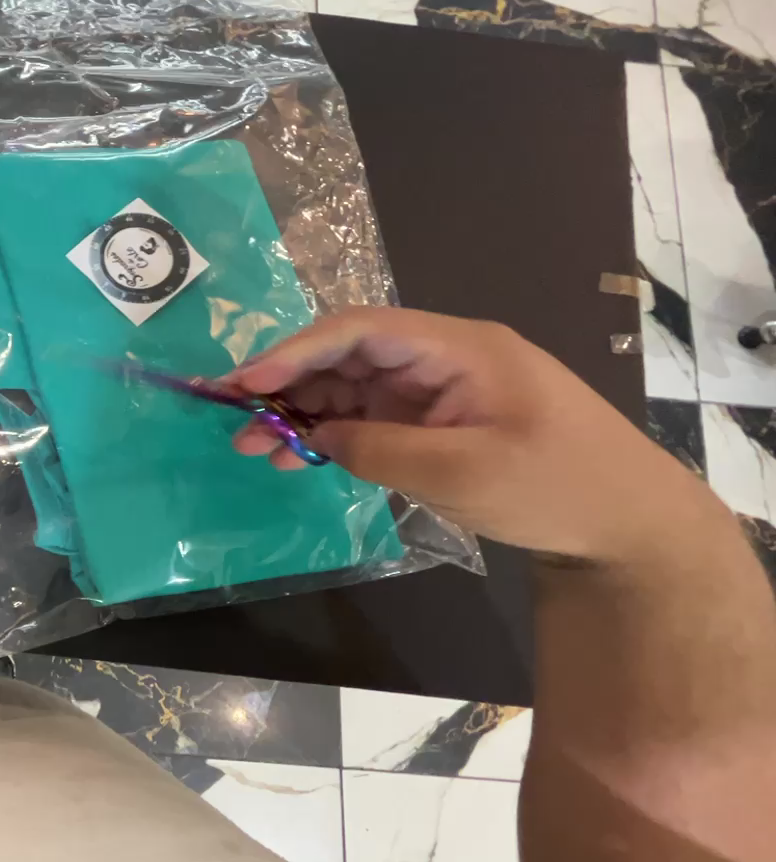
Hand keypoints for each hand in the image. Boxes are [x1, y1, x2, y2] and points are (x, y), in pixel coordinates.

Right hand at [227, 307, 707, 561]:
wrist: (628, 531)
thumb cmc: (556, 488)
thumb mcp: (458, 470)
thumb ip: (372, 447)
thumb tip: (311, 436)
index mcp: (458, 349)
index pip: (358, 330)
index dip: (294, 351)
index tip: (245, 383)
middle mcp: (437, 361)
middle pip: (342, 357)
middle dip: (283, 385)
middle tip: (233, 417)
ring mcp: (430, 393)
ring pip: (343, 390)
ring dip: (295, 414)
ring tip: (253, 446)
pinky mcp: (425, 424)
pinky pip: (358, 420)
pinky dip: (321, 437)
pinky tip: (292, 458)